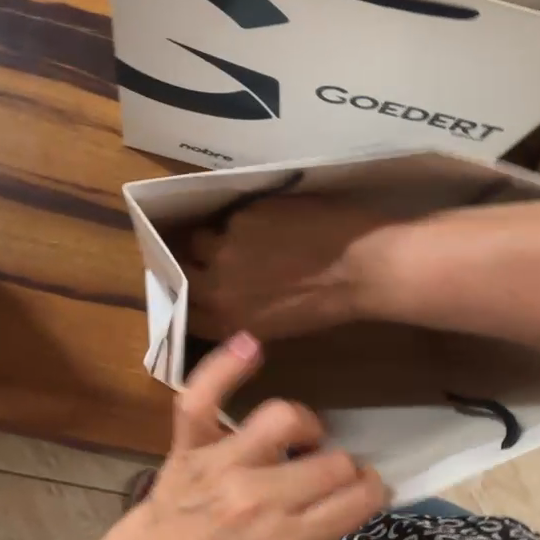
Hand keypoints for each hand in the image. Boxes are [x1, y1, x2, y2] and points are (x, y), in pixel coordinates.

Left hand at [101, 332, 388, 539]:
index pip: (355, 500)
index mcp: (284, 539)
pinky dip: (224, 368)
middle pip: (332, 462)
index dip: (372, 490)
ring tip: (301, 439)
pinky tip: (251, 346)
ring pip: (285, 420)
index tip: (365, 487)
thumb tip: (353, 496)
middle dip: (344, 468)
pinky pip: (203, 397)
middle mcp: (257, 498)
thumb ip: (316, 535)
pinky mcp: (191, 445)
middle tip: (330, 473)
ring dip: (306, 427)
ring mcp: (222, 465)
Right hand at [185, 195, 402, 338]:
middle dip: (191, 261)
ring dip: (217, 236)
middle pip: (180, 269)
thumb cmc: (327, 304)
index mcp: (226, 323)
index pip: (183, 311)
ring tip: (245, 234)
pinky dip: (245, 217)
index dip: (186, 294)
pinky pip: (229, 215)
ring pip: (200, 237)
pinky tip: (270, 219)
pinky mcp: (241, 216)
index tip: (191, 283)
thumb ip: (239, 312)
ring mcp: (225, 248)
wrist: (359, 267)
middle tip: (209, 252)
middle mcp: (215, 289)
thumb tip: (225, 295)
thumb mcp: (273, 324)